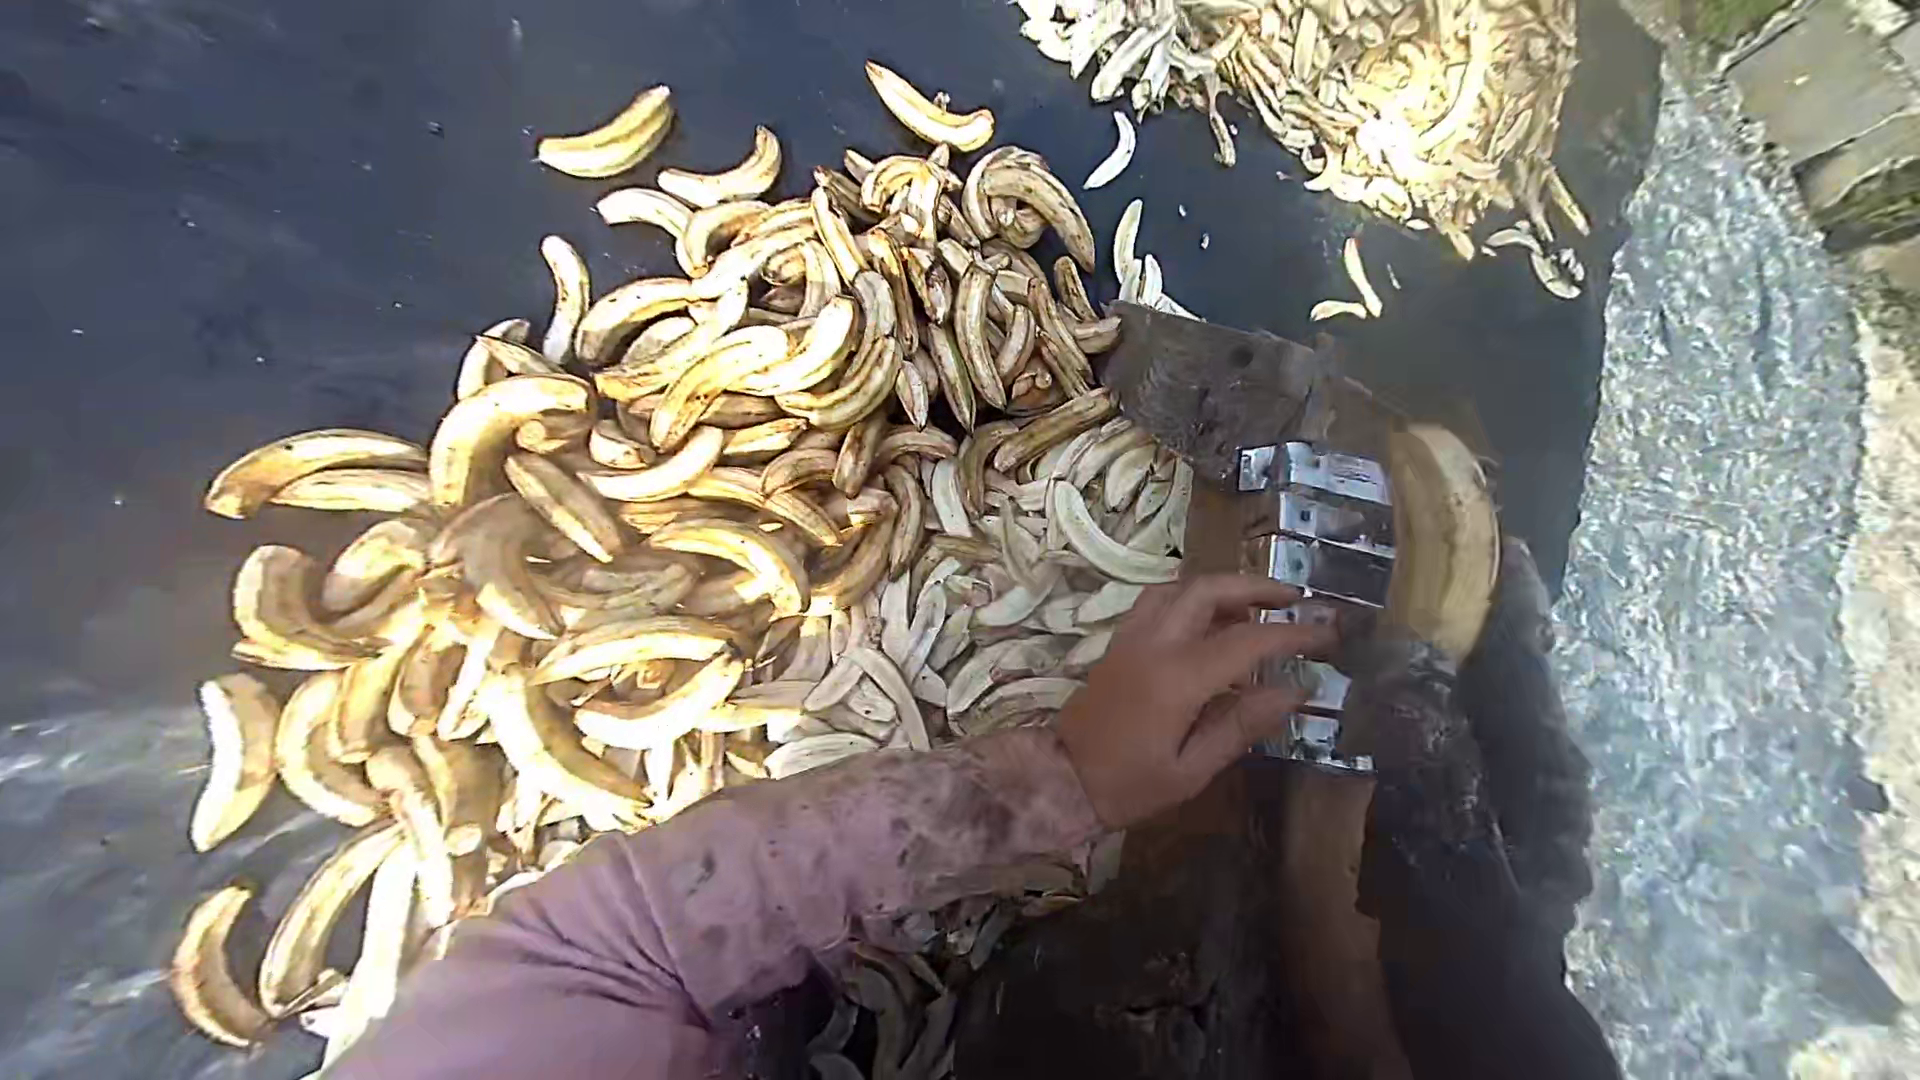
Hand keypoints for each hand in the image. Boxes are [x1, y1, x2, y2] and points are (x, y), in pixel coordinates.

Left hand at [1054, 574, 1335, 828]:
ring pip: (1176, 588)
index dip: (1292, 633)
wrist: (1063, 777)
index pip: (1246, 640)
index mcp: (1176, 677)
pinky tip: (1206, 618)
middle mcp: (1152, 643)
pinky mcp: (1116, 642)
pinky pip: (1154, 602)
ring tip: (1254, 606)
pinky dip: (1187, 597)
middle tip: (1292, 598)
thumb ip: (1242, 725)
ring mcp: (1129, 637)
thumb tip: (1295, 690)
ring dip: (1218, 587)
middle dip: (1253, 587)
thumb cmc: (1129, 784)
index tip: (1327, 633)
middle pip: (1205, 590)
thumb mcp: (1193, 769)